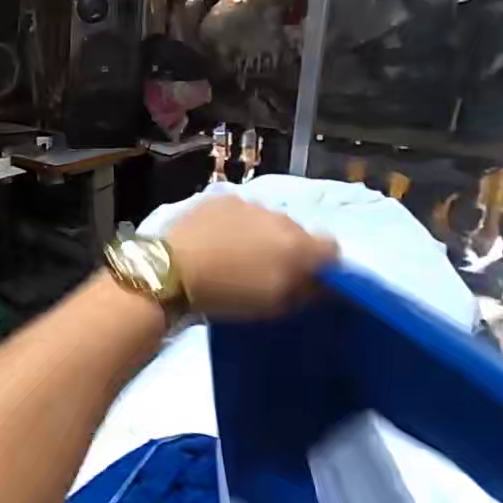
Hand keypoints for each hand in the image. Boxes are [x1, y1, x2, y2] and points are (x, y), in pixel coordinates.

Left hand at [161, 198, 337, 319]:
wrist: (170, 269)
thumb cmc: (226, 294)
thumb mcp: (275, 304)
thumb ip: (308, 290)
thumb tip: (323, 282)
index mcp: (300, 246)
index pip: (332, 250)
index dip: (321, 264)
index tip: (305, 278)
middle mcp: (280, 217)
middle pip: (298, 231)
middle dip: (289, 247)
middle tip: (266, 266)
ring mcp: (247, 203)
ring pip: (267, 218)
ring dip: (261, 231)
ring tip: (237, 250)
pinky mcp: (217, 197)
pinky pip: (238, 209)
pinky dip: (235, 221)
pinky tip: (217, 236)